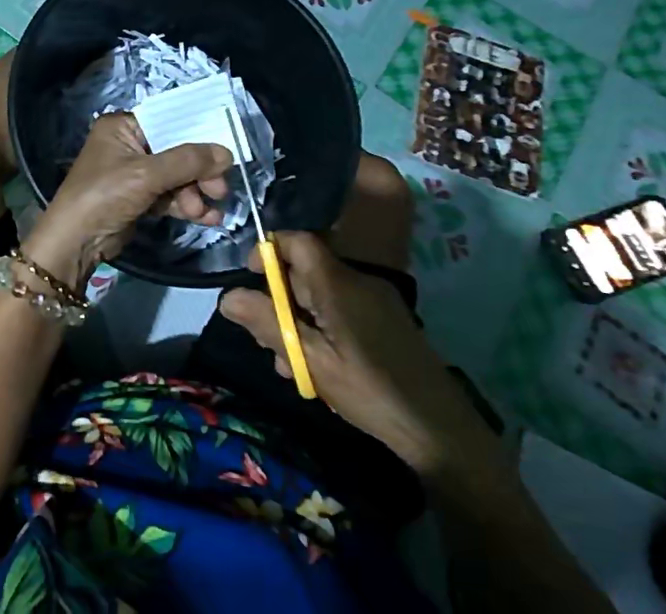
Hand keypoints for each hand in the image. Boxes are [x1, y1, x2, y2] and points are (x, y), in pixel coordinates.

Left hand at [22, 114, 233, 284]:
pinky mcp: (140, 198)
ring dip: (195, 193)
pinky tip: (207, 218)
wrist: (74, 244)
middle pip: (177, 150)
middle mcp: (130, 144)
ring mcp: (135, 173)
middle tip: (219, 190)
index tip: (225, 151)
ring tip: (206, 211)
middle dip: (200, 172)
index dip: (199, 134)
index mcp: (123, 126)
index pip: (169, 121)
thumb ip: (187, 161)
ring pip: (178, 176)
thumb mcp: (146, 175)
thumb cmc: (104, 196)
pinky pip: (172, 195)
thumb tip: (227, 153)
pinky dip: (188, 205)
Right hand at [220, 232, 486, 475]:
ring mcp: (374, 299)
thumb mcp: (310, 361)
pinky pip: (339, 309)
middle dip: (279, 300)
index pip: (299, 241)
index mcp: (339, 283)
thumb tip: (228, 296)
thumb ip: (269, 324)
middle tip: (268, 342)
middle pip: (305, 271)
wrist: (437, 424)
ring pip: (320, 295)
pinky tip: (316, 369)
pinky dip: (320, 330)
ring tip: (291, 367)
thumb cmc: (370, 390)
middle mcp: (357, 281)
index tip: (250, 277)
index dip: (270, 250)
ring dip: (298, 322)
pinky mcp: (383, 319)